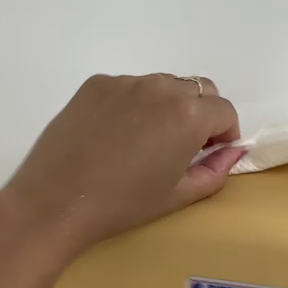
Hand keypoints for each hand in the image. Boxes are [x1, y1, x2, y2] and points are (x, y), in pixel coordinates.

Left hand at [1, 73, 242, 256]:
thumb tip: (232, 154)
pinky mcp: (95, 85)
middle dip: (201, 114)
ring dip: (167, 107)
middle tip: (183, 147)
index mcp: (188, 115)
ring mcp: (125, 82)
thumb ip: (213, 171)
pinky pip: (129, 88)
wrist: (56, 200)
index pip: (223, 110)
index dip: (224, 133)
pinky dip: (134, 105)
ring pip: (162, 86)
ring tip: (145, 142)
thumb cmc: (123, 204)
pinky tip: (114, 137)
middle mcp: (160, 88)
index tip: (212, 153)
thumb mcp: (177, 196)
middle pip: (197, 89)